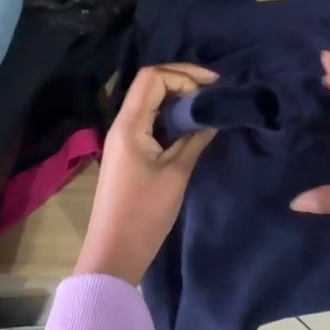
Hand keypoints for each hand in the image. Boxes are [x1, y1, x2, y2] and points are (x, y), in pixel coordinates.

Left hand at [75, 62, 218, 284]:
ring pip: (152, 102)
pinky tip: (193, 125)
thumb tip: (215, 113)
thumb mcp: (176, 173)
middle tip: (215, 92)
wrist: (114, 255)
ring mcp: (124, 139)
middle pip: (152, 84)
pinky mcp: (130, 153)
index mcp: (129, 124)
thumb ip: (195, 137)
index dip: (184, 74)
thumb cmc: (144, 213)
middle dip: (184, 81)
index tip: (213, 86)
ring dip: (179, 98)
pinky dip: (172, 115)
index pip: (154, 77)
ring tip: (209, 105)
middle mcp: (123, 124)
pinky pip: (151, 120)